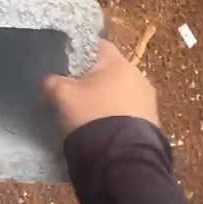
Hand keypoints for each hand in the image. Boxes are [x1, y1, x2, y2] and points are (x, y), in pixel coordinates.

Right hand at [42, 40, 158, 133]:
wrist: (122, 158)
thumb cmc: (91, 115)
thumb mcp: (61, 94)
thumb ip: (51, 81)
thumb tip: (48, 82)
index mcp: (118, 63)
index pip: (97, 45)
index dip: (79, 51)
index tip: (66, 65)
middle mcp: (138, 76)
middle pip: (110, 69)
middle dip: (93, 78)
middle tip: (74, 91)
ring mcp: (148, 100)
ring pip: (120, 90)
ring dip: (107, 97)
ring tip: (89, 113)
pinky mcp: (154, 121)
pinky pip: (129, 110)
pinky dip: (116, 114)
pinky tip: (104, 126)